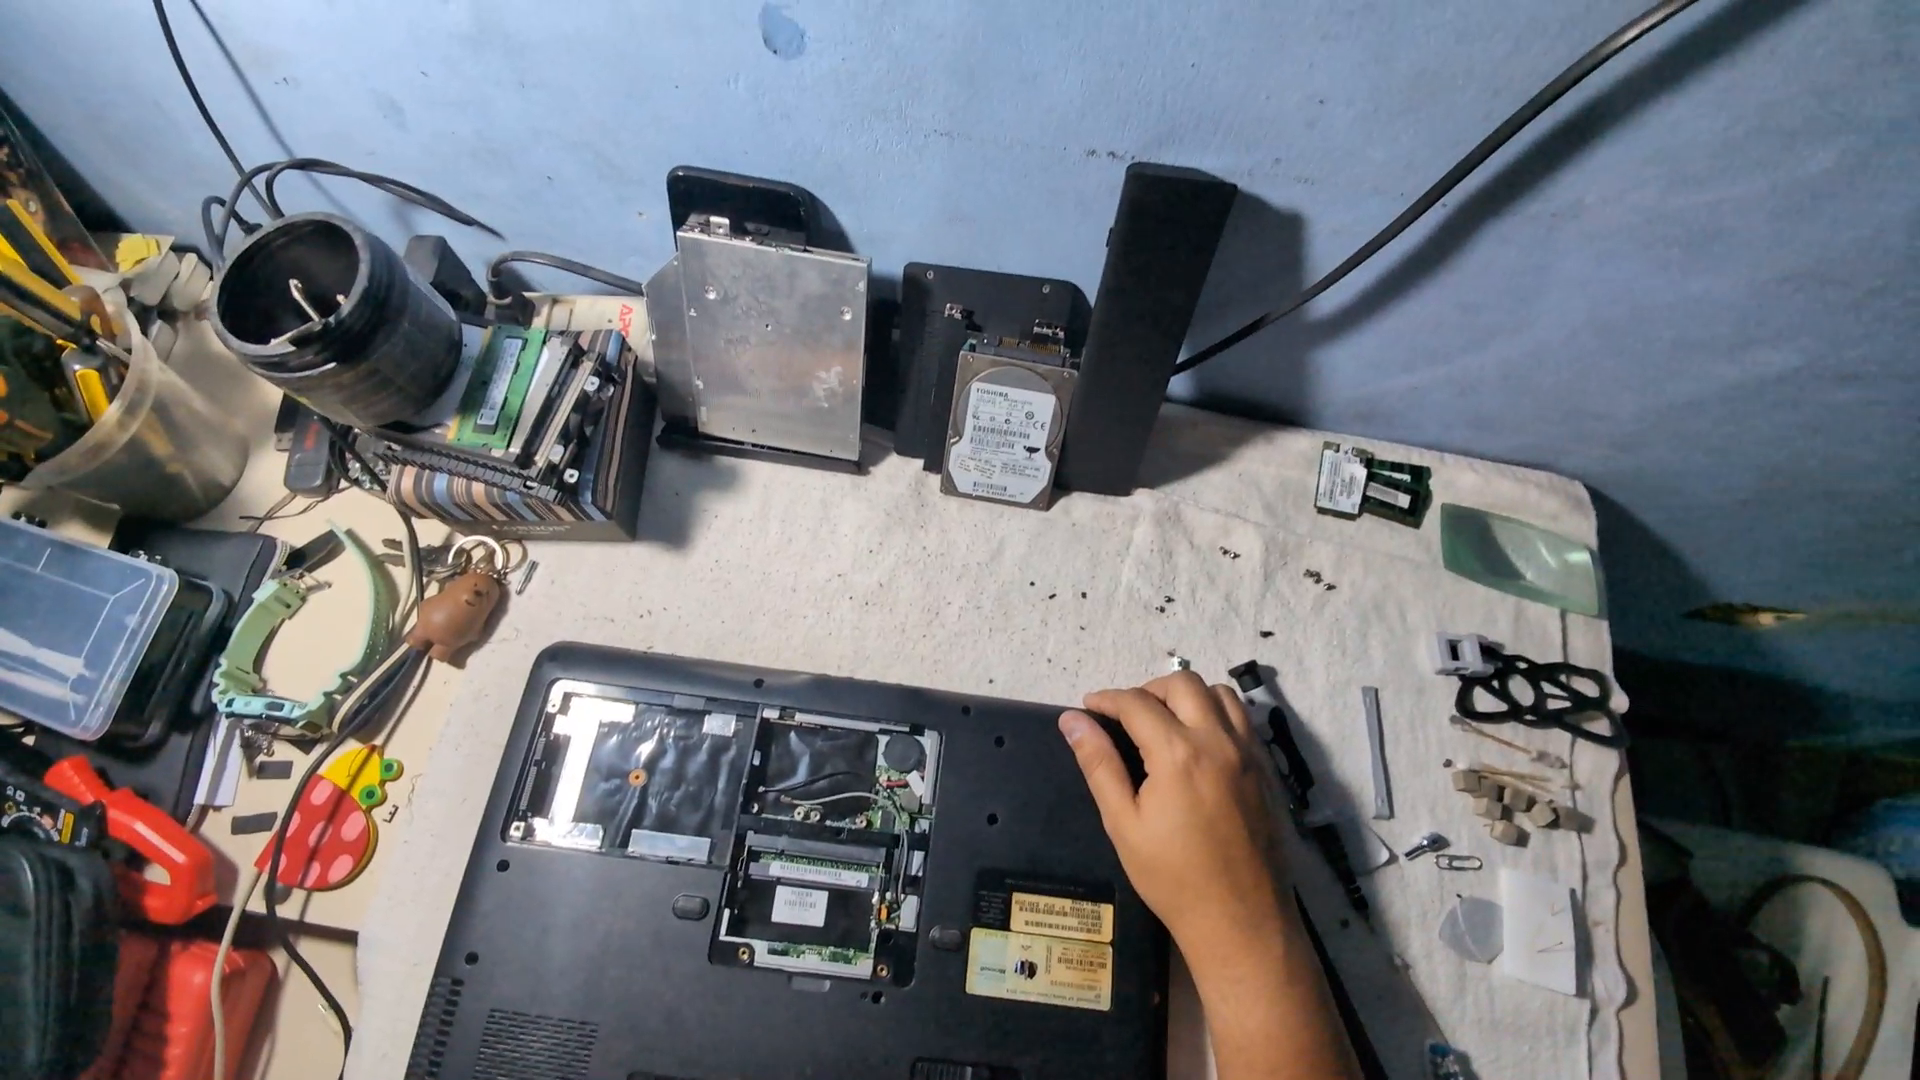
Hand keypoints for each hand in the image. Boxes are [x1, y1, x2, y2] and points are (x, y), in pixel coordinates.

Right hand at [1058, 671, 1287, 958]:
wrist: (1242, 923)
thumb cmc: (1173, 878)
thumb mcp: (1123, 823)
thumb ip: (1098, 763)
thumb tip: (1072, 720)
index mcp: (1178, 752)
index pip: (1136, 703)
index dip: (1107, 699)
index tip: (1089, 707)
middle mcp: (1218, 741)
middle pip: (1183, 683)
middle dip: (1148, 689)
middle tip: (1126, 716)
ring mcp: (1248, 753)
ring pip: (1220, 694)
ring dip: (1187, 696)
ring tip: (1165, 722)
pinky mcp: (1266, 770)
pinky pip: (1243, 719)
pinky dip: (1216, 713)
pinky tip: (1198, 742)